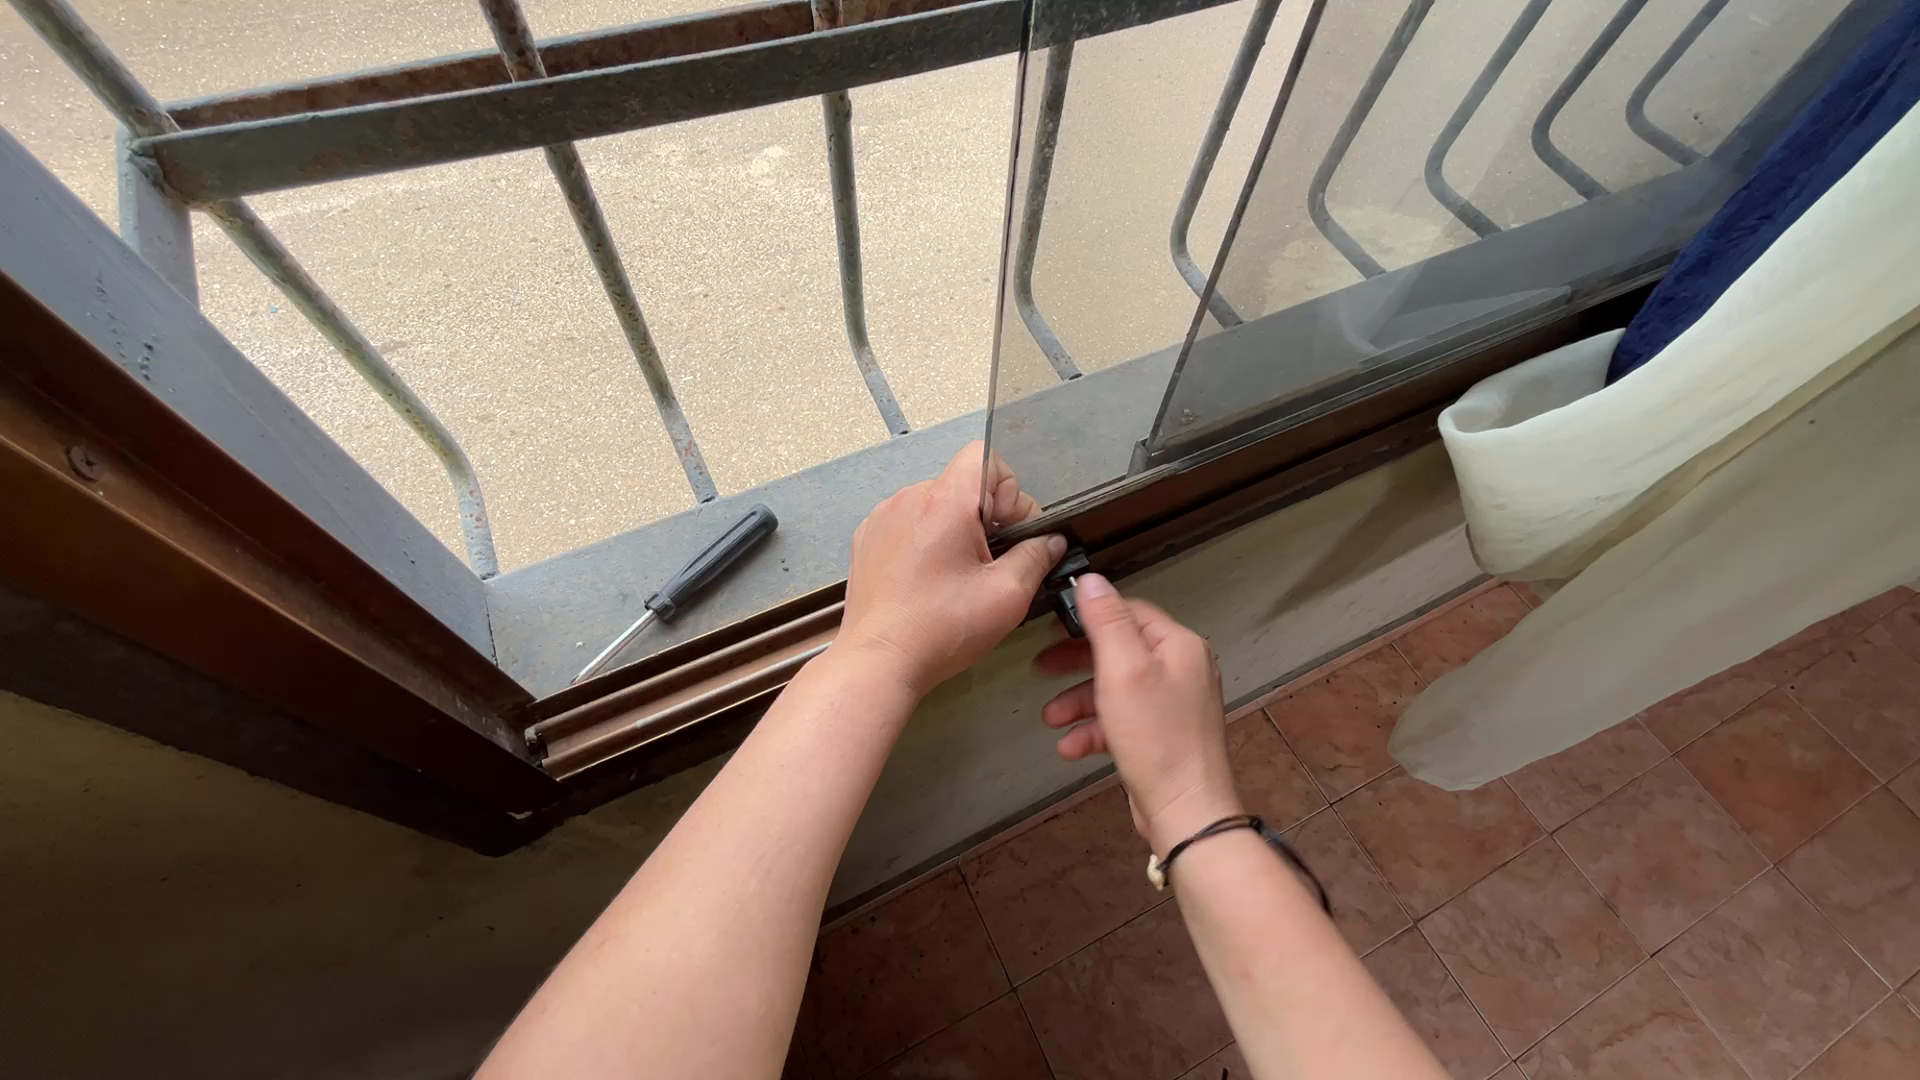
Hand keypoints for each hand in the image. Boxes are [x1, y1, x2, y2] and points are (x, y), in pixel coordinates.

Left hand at [838, 442, 1066, 698]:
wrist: (879, 660)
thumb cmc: (937, 630)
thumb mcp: (1007, 595)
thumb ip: (1037, 557)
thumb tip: (1050, 542)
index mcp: (945, 502)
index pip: (986, 457)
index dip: (1009, 491)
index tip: (1009, 531)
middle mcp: (909, 499)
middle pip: (963, 484)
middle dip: (987, 518)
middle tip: (991, 563)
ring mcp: (884, 518)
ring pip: (937, 505)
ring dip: (956, 531)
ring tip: (958, 577)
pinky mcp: (869, 539)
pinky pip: (910, 524)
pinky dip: (927, 543)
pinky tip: (931, 581)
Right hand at [1034, 575, 1241, 853]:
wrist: (1185, 811)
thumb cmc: (1158, 740)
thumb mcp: (1123, 670)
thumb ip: (1106, 621)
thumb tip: (1091, 581)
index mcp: (1178, 646)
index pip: (1129, 612)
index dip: (1090, 616)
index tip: (1056, 625)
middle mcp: (1181, 669)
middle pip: (1118, 650)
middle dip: (1076, 663)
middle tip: (1042, 667)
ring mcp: (1172, 704)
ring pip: (1115, 688)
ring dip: (1079, 700)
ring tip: (1051, 717)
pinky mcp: (1162, 734)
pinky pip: (1121, 719)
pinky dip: (1094, 729)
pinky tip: (1070, 746)